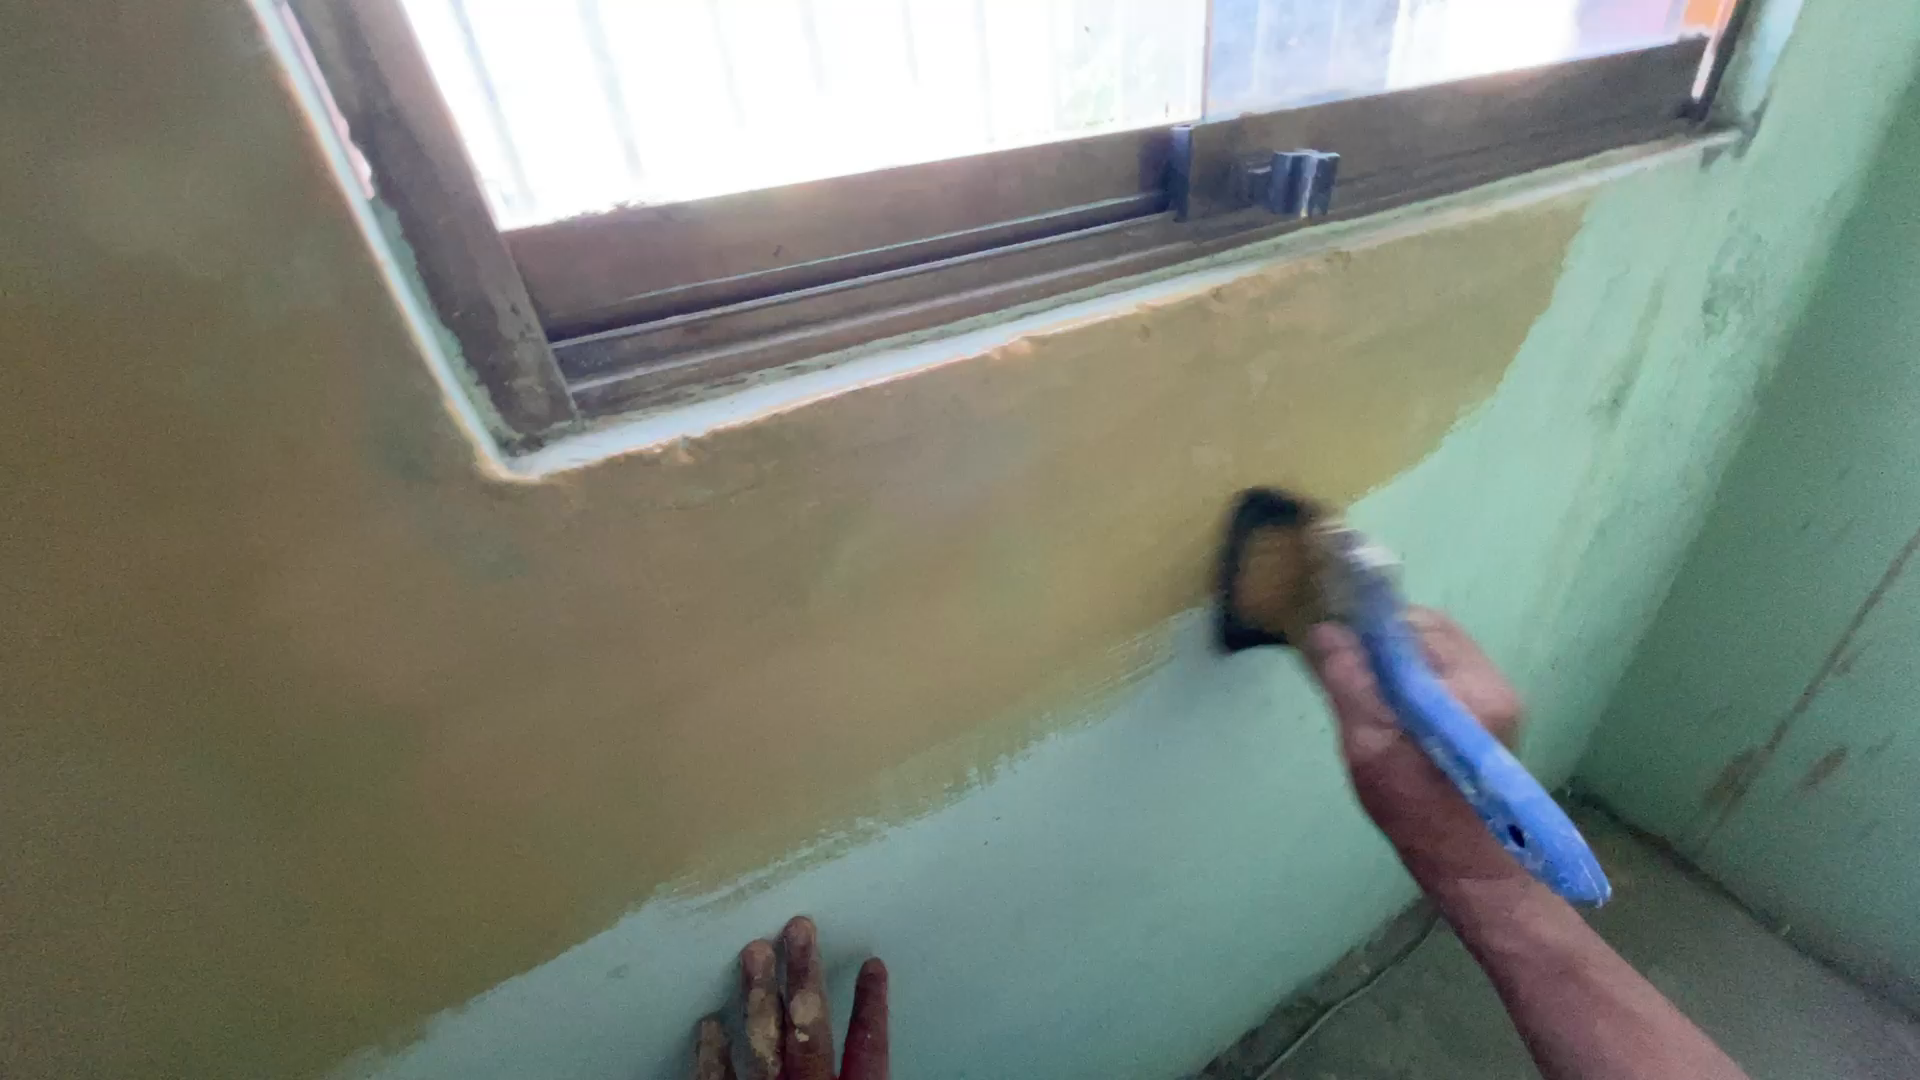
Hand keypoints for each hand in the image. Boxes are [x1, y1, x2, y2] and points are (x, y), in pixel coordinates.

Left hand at [694, 916, 888, 1079]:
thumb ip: (860, 1069)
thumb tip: (867, 1021)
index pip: (868, 1048)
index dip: (872, 1006)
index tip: (873, 964)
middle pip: (811, 1031)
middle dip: (805, 975)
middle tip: (799, 928)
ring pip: (764, 1046)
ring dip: (759, 996)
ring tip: (754, 951)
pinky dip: (713, 1057)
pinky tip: (709, 1024)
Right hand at [1301, 608, 1526, 884]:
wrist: (1465, 866)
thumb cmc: (1414, 809)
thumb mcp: (1369, 744)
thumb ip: (1349, 680)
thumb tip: (1325, 629)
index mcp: (1473, 688)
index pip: (1417, 624)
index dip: (1370, 623)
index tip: (1331, 636)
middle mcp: (1492, 682)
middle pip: (1425, 630)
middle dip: (1378, 637)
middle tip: (1339, 661)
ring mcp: (1491, 697)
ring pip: (1428, 649)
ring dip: (1388, 656)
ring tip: (1356, 683)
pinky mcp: (1481, 712)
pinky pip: (1433, 670)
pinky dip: (1401, 672)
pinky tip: (1379, 700)